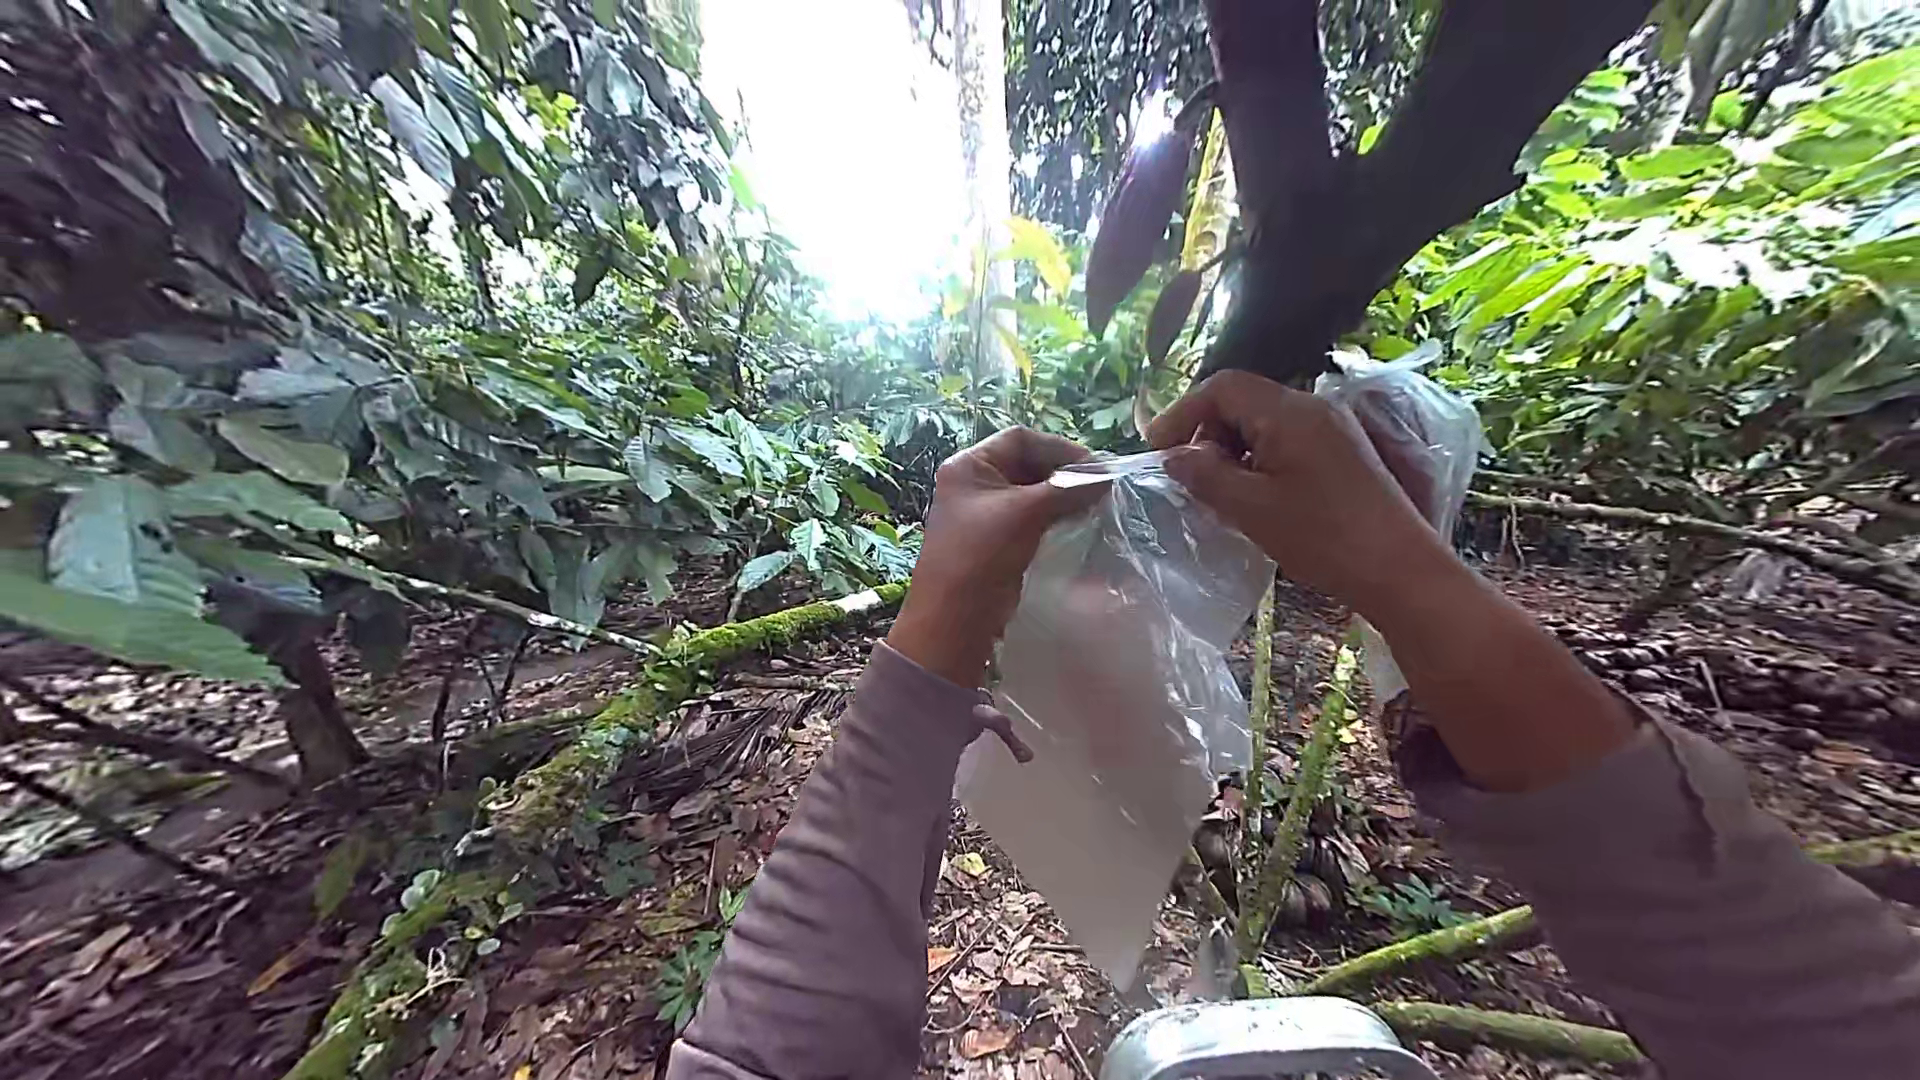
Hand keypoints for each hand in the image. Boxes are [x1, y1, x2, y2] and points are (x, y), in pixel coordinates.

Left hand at [887, 426, 1096, 686]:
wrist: (955, 620)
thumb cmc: (982, 556)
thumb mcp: (1024, 514)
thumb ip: (1066, 490)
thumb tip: (1106, 477)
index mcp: (968, 466)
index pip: (1020, 440)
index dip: (1059, 448)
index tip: (1095, 468)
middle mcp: (974, 484)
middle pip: (1027, 464)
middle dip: (1063, 473)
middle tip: (1100, 487)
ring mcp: (984, 513)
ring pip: (1031, 492)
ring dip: (1061, 496)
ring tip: (1094, 505)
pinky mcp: (997, 539)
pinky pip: (1030, 517)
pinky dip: (1054, 516)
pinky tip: (1077, 523)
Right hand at [1146, 370, 1453, 619]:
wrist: (1398, 570)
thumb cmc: (1321, 537)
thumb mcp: (1249, 507)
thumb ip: (1204, 475)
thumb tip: (1173, 456)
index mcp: (1289, 413)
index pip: (1222, 388)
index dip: (1181, 413)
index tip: (1157, 450)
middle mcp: (1311, 408)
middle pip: (1240, 400)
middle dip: (1204, 432)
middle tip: (1188, 475)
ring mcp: (1328, 428)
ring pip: (1259, 422)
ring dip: (1228, 448)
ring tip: (1216, 490)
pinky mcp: (1337, 451)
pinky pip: (1281, 439)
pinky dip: (1253, 458)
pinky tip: (1249, 494)